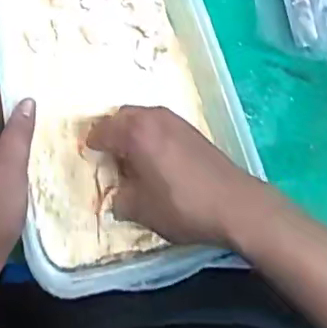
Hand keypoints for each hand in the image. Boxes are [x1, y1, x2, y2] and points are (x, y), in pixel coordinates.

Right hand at [86, 106, 260, 249]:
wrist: (236, 204)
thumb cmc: (183, 206)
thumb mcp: (143, 210)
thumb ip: (121, 200)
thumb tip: (116, 197)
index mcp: (133, 132)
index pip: (101, 131)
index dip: (93, 145)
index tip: (91, 159)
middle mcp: (150, 117)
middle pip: (120, 118)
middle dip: (111, 134)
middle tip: (110, 158)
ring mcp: (172, 119)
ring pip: (140, 118)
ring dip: (131, 132)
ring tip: (134, 160)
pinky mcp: (189, 128)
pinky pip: (157, 123)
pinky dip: (149, 134)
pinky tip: (158, 159)